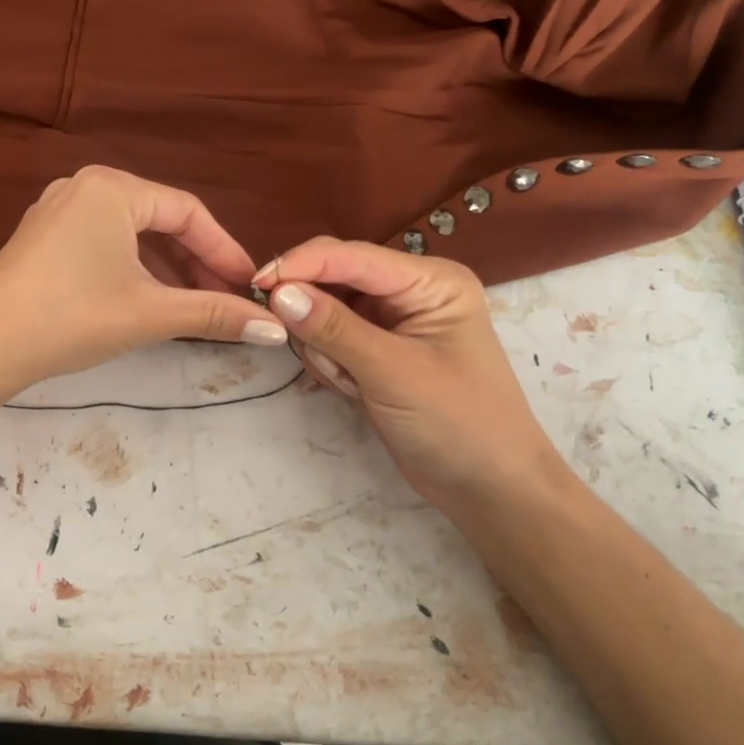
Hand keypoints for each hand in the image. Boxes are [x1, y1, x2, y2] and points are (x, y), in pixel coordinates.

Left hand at [0, 166, 288, 395]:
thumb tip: (276, 330)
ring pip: (129, 234)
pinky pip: (101, 243)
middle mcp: (81, 186)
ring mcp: (55, 210)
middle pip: (158, 220)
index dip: (225, 251)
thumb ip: (214, 314)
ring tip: (195, 307)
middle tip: (227, 302)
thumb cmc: (70, 320)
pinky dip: (131, 269)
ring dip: (166, 268)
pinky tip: (150, 300)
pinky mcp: (40, 237)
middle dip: (196, 262)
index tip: (252, 289)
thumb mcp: (149, 314)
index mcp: (110, 187)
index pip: (188, 212)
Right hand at [252, 236, 569, 509]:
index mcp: (430, 281)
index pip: (351, 256)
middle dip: (312, 312)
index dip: (301, 265)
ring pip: (321, 308)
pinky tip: (351, 388)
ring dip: (321, 345)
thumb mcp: (393, 373)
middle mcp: (408, 290)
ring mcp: (389, 319)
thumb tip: (277, 293)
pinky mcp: (373, 347)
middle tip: (306, 349)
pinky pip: (325, 336)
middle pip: (331, 277)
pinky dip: (326, 360)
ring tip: (350, 383)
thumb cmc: (457, 424)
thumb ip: (333, 329)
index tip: (256, 284)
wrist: (487, 488)